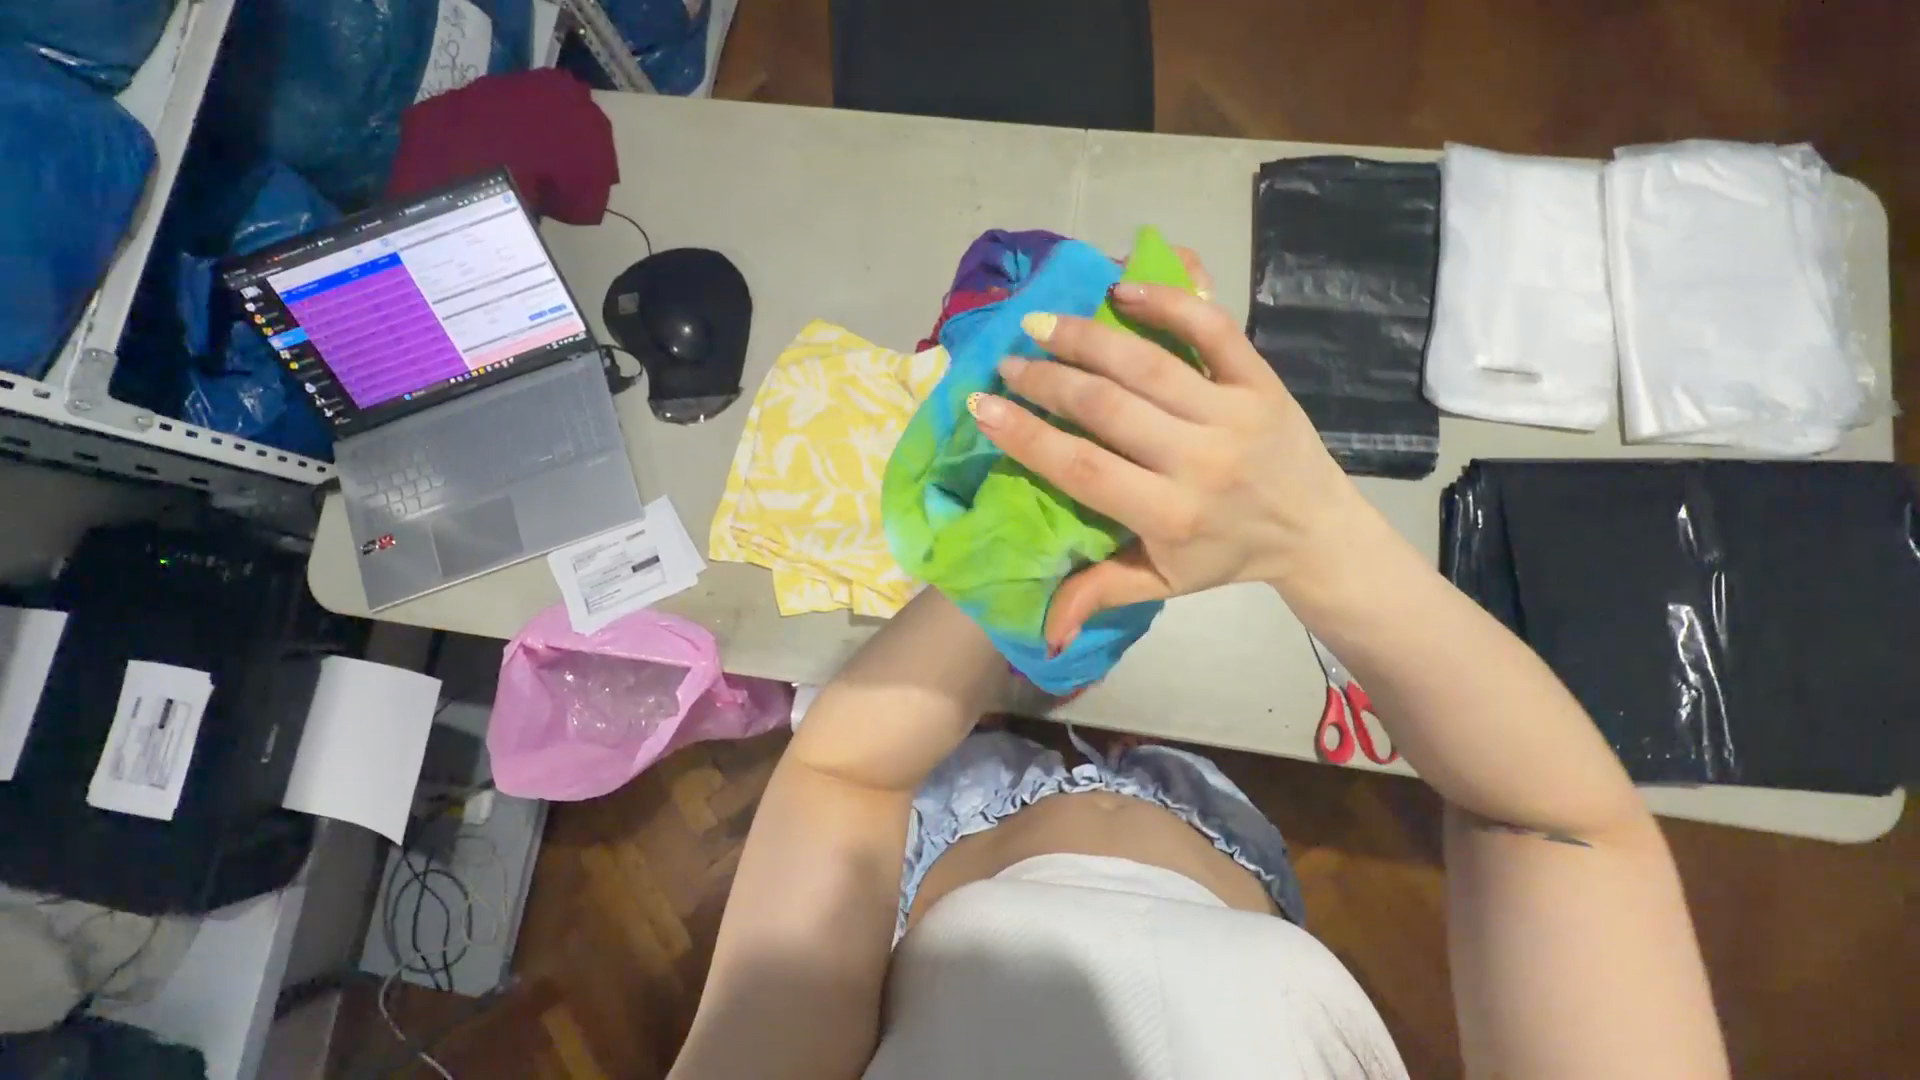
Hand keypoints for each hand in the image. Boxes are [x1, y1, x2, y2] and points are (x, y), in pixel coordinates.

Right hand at [966, 250, 1362, 649]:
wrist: (1317, 532)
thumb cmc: (1226, 556)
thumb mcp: (1161, 584)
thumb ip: (1099, 595)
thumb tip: (1045, 636)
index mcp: (1168, 514)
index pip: (1082, 468)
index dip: (1027, 436)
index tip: (982, 407)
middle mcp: (1198, 460)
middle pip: (1106, 406)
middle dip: (1046, 379)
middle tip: (1008, 362)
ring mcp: (1232, 413)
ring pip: (1148, 363)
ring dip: (1087, 338)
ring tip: (1041, 324)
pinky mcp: (1260, 381)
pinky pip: (1212, 329)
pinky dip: (1168, 302)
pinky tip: (1122, 288)